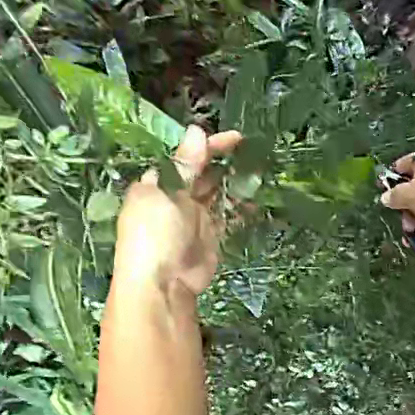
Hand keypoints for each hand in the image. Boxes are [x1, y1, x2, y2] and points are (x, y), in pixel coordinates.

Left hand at [113, 126, 243, 300]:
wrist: (163, 284)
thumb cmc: (155, 234)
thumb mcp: (167, 194)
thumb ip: (185, 165)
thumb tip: (198, 131)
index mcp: (158, 184)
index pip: (185, 158)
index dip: (208, 146)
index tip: (235, 138)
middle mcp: (175, 198)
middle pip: (202, 174)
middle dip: (223, 162)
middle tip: (252, 152)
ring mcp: (193, 218)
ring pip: (216, 193)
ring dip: (234, 182)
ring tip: (259, 170)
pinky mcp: (210, 237)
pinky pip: (227, 216)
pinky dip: (241, 208)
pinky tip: (256, 199)